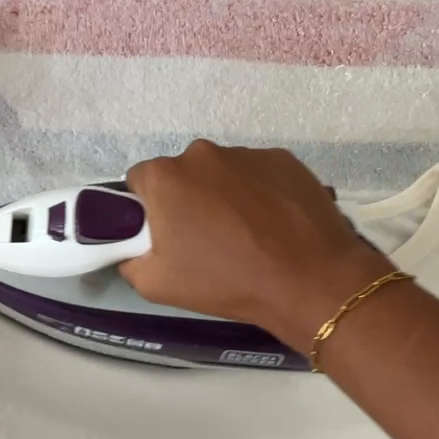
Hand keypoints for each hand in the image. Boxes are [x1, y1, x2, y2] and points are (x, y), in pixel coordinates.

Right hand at [118, 141, 394, 350]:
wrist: (309, 281)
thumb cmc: (225, 281)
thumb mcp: (154, 284)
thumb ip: (129, 259)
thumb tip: (132, 249)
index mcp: (164, 177)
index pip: (138, 181)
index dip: (146, 208)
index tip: (163, 232)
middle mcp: (201, 154)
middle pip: (181, 173)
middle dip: (186, 198)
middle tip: (204, 237)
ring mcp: (246, 153)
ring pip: (220, 172)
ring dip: (224, 194)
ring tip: (246, 232)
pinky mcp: (284, 160)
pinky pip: (258, 173)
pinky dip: (258, 192)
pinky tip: (272, 223)